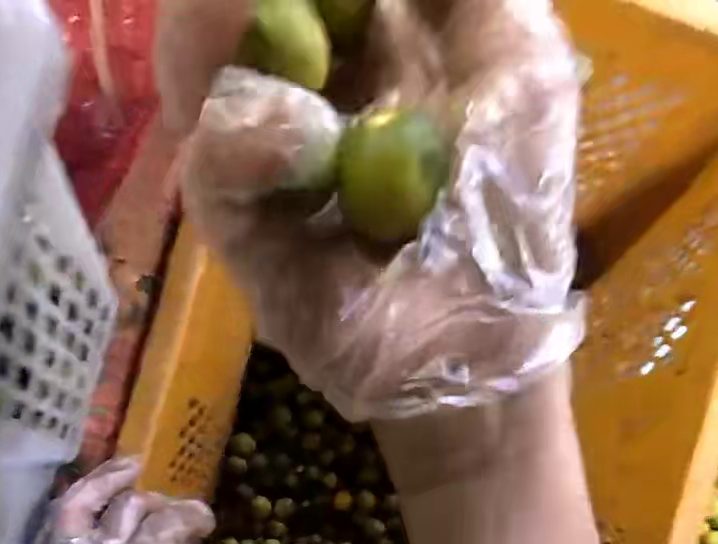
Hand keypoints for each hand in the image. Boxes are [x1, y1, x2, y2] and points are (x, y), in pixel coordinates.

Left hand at [21, 457, 215, 543]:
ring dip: (106, 480)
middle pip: (130, 507)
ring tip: (128, 468)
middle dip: (158, 503)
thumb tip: (184, 541)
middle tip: (169, 511)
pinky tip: (92, 496)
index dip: (193, 514)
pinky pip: (53, 526)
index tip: (204, 520)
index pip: (170, 520)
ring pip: (79, 501)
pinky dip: (74, 505)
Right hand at [158, 0, 584, 420]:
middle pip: (225, 26)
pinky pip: (214, 175)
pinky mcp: (245, 242)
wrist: (481, 338)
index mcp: (363, 61)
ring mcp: (265, 177)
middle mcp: (301, 107)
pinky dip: (247, 143)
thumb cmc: (509, 214)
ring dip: (210, 35)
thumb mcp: (521, 70)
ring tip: (243, 12)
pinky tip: (305, 140)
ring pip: (196, 86)